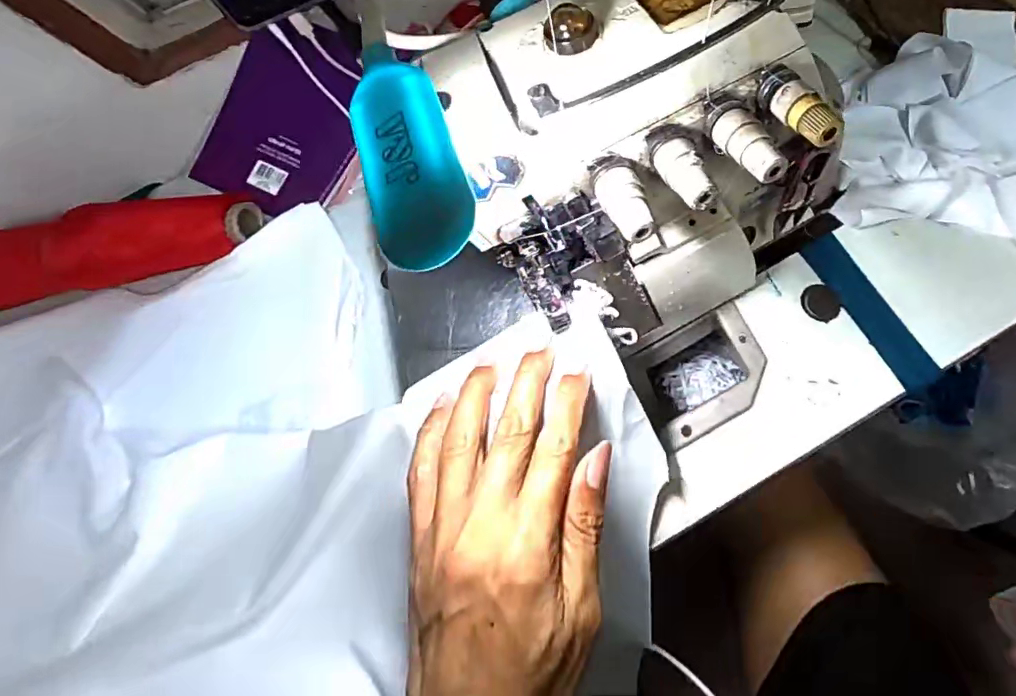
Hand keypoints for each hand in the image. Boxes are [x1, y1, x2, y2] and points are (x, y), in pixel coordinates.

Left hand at [408, 350, 612, 695]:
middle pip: (508, 435)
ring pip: (458, 445)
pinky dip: (430, 435)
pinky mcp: (420, 545)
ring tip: (491, 364)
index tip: (578, 373)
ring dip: (475, 396)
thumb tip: (595, 463)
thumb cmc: (529, 673)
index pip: (553, 451)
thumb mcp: (582, 608)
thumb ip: (585, 527)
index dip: (569, 403)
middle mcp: (479, 531)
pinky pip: (421, 475)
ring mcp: (442, 534)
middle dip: (528, 384)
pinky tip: (440, 409)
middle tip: (541, 352)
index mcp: (527, 545)